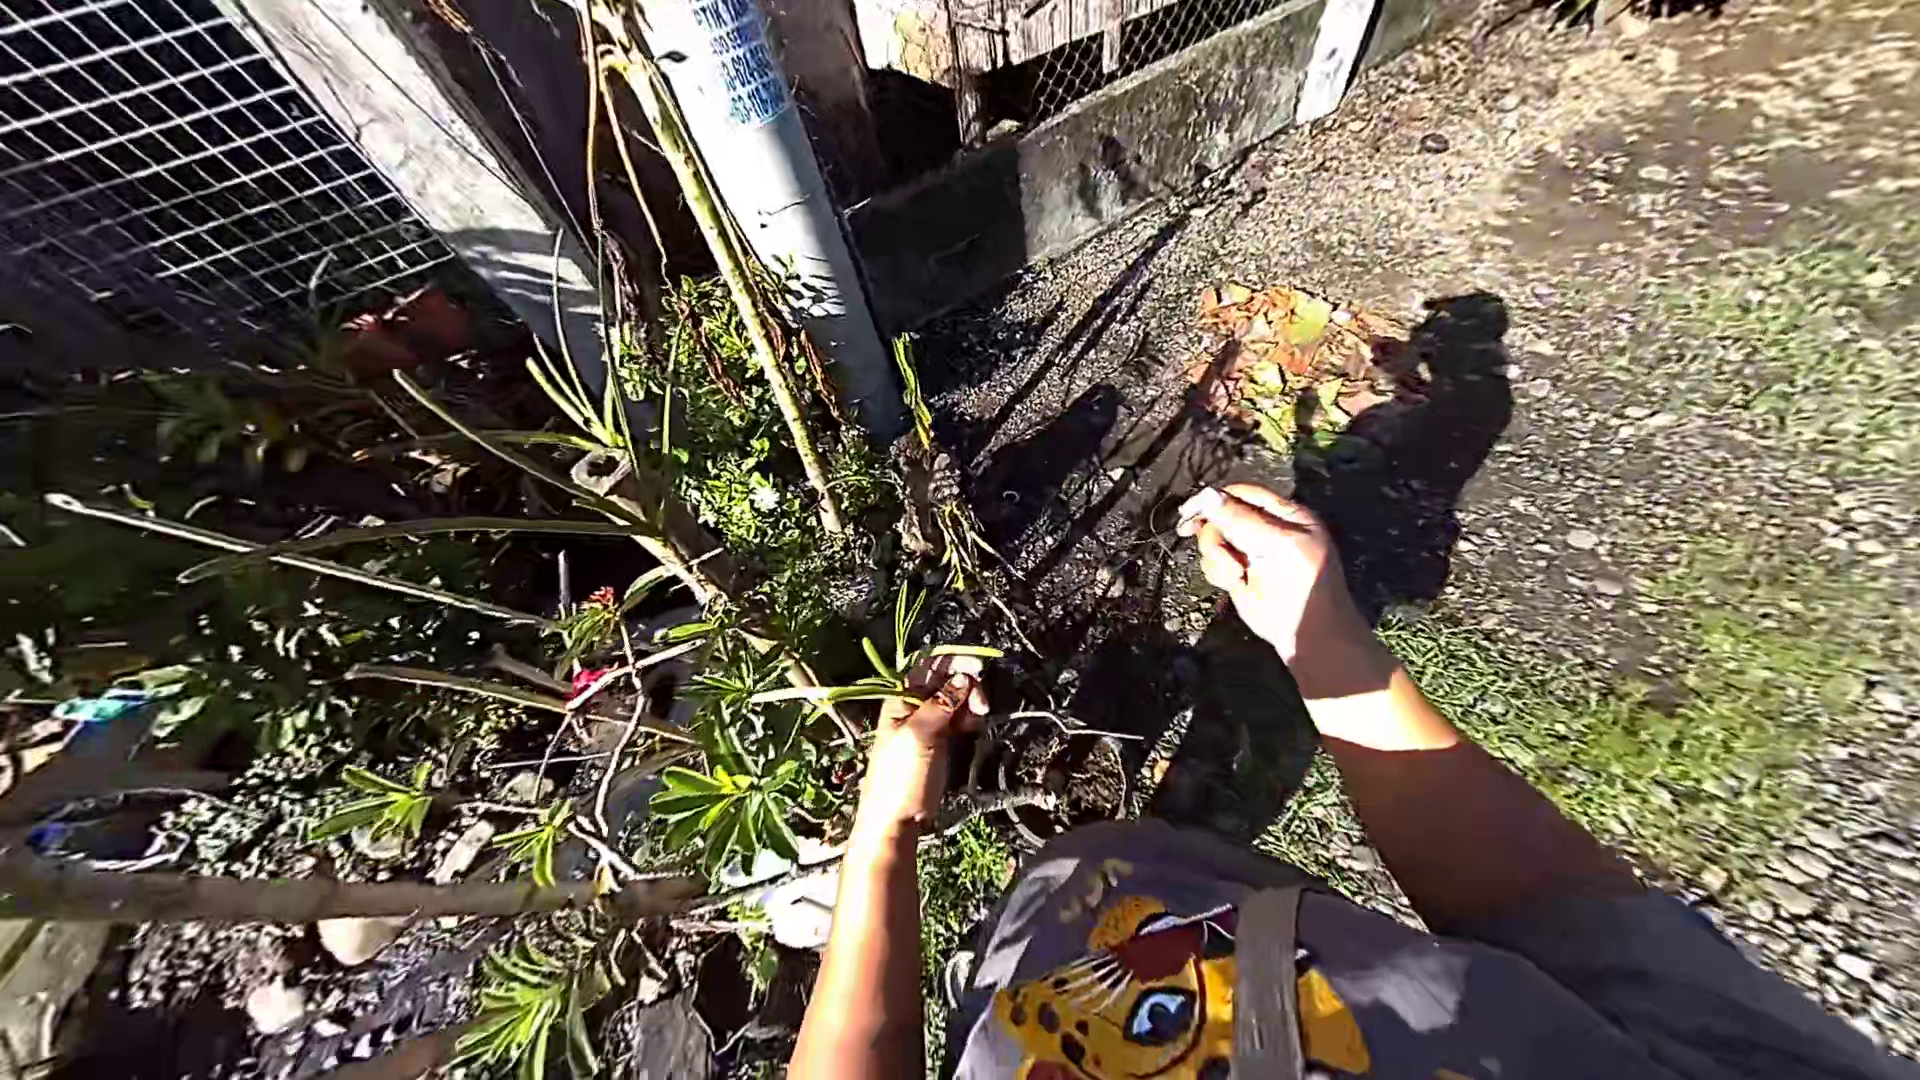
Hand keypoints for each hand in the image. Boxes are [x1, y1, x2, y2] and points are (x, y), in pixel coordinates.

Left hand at [853, 655, 988, 840]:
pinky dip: (968, 718)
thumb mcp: (920, 733)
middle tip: (981, 704)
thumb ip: (942, 702)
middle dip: (967, 683)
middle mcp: (914, 705)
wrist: (895, 822)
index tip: (979, 667)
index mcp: (901, 697)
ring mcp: (927, 723)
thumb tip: (964, 676)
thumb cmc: (901, 776)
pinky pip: (957, 718)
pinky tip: (974, 727)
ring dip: (970, 701)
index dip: (954, 660)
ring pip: (955, 698)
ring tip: (978, 718)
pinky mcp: (938, 741)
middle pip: (946, 679)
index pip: (928, 663)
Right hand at [1177, 484, 1390, 697]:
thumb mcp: (1276, 544)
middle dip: (1216, 536)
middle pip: (1221, 516)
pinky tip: (1233, 583)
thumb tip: (1207, 495)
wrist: (1304, 632)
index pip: (1242, 494)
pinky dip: (1217, 572)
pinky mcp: (1236, 571)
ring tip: (1236, 575)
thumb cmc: (1302, 586)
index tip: (1189, 512)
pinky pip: (1213, 562)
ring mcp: (1249, 551)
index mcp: (1284, 514)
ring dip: (1217, 558)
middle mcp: (1265, 529)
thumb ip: (1240, 518)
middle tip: (1220, 554)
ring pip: (1213, 540)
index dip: (1215, 500)